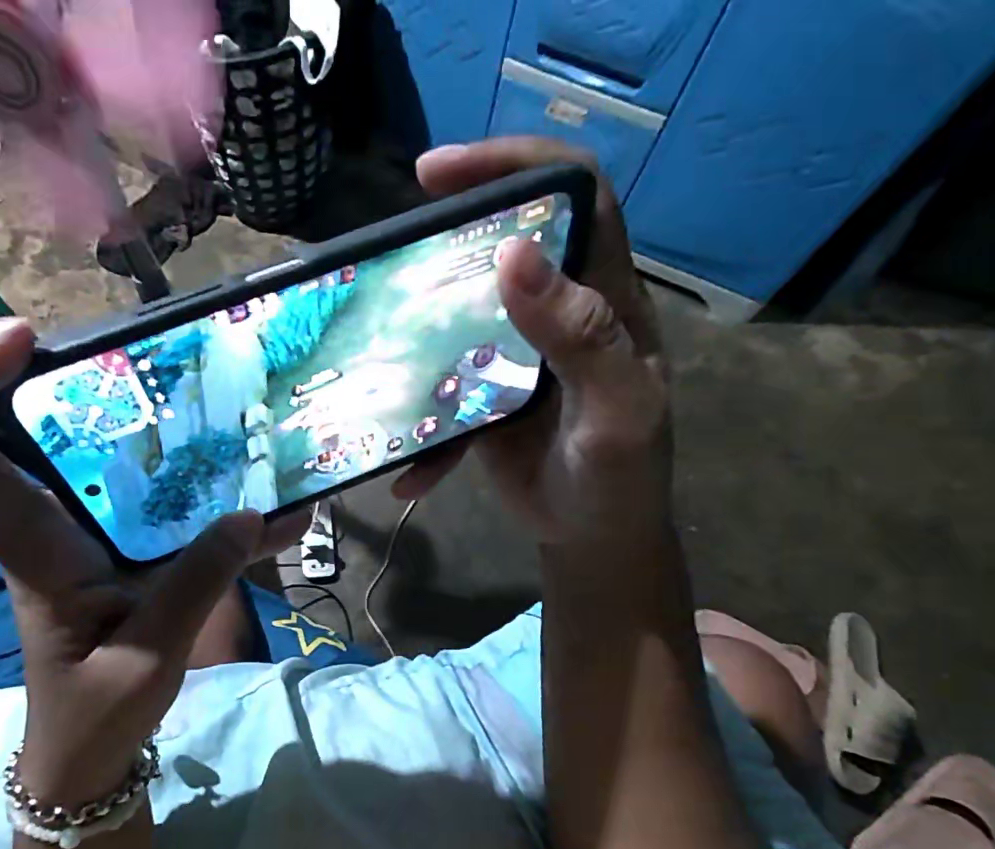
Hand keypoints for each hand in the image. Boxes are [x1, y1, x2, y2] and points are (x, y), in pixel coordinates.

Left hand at [0, 318, 290, 800]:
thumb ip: (195, 586)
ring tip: (228, 400)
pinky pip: (161, 495)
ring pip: (98, 451)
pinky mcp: (126, 544)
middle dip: (67, 371)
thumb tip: (252, 514)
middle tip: (149, 349)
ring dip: (155, 416)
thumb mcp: (146, 661)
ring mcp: (88, 529)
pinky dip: (213, 487)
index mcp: (32, 550)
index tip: (17, 337)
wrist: (90, 753)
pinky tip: (275, 499)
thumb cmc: (95, 716)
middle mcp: (49, 522)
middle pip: (18, 424)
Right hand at [391, 138, 672, 550]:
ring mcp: (516, 354)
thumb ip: (581, 337)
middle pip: (507, 241)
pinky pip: (442, 388)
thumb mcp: (616, 412)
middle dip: (450, 228)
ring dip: (418, 317)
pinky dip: (421, 425)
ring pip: (463, 308)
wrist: (593, 537)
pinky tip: (410, 473)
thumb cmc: (620, 479)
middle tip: (392, 241)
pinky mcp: (485, 396)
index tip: (442, 171)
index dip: (518, 164)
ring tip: (374, 332)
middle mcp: (558, 313)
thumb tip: (514, 255)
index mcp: (605, 300)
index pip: (576, 197)